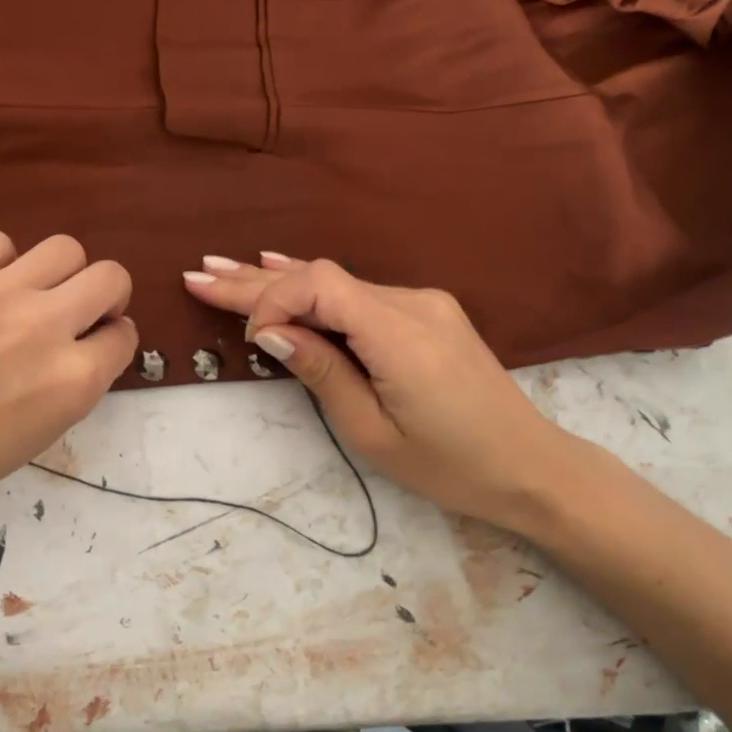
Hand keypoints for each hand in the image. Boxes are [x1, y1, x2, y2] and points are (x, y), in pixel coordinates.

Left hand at [0, 230, 136, 546]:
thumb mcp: (32, 440)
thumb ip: (63, 388)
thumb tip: (72, 352)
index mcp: (72, 383)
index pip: (123, 337)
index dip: (111, 342)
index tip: (95, 346)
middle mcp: (46, 326)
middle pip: (110, 277)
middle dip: (105, 297)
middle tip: (77, 314)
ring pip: (64, 248)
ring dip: (59, 273)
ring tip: (30, 295)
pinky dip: (0, 260)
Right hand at [182, 252, 593, 533]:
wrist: (533, 468)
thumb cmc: (451, 466)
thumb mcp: (373, 433)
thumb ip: (322, 372)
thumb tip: (270, 332)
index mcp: (401, 334)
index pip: (320, 285)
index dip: (273, 300)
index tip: (253, 341)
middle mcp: (412, 302)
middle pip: (320, 278)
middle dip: (254, 281)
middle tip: (198, 276)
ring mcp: (422, 302)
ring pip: (335, 282)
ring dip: (275, 281)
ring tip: (220, 269)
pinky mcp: (424, 312)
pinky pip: (356, 292)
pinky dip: (310, 288)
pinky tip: (275, 264)